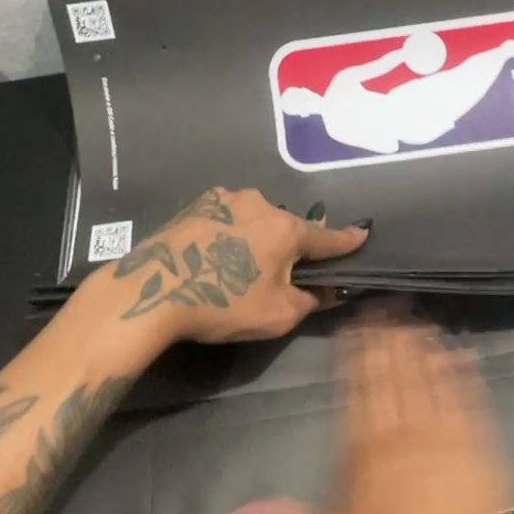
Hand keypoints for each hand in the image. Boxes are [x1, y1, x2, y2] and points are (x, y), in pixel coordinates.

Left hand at [97, 188, 367, 344]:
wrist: (151, 291)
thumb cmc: (222, 303)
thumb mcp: (278, 314)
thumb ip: (311, 300)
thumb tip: (328, 290)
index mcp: (286, 228)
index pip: (326, 237)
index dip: (346, 241)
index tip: (362, 234)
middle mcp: (260, 203)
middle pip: (287, 227)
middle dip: (290, 247)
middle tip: (280, 274)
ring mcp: (225, 198)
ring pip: (255, 219)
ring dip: (257, 237)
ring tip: (240, 266)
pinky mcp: (197, 204)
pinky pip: (228, 217)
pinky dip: (231, 233)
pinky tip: (215, 255)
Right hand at [226, 322, 513, 513]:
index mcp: (364, 453)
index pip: (357, 390)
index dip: (356, 352)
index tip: (357, 320)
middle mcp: (403, 436)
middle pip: (393, 376)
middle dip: (389, 336)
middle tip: (389, 301)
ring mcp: (445, 439)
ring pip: (430, 380)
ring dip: (423, 346)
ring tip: (418, 316)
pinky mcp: (481, 451)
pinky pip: (470, 402)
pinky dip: (464, 374)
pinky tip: (462, 352)